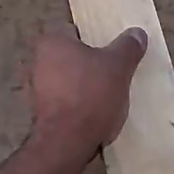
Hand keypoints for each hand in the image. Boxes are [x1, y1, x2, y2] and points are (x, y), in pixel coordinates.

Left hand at [29, 25, 148, 157]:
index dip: (95, 38)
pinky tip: (97, 114)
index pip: (74, 30)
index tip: (112, 50)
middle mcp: (38, 62)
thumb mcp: (119, 66)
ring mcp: (37, 90)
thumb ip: (128, 46)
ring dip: (86, 86)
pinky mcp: (42, 114)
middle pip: (72, 56)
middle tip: (115, 71)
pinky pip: (67, 102)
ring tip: (110, 95)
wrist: (67, 143)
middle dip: (91, 64)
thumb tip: (137, 32)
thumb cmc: (91, 93)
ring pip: (69, 80)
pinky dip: (80, 105)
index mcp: (52, 42)